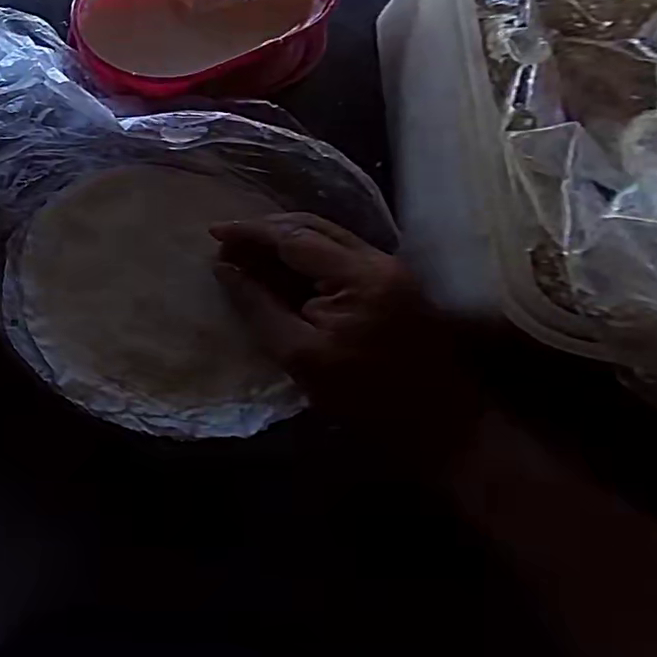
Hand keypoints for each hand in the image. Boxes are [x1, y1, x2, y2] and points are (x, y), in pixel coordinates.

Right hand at [211, 212, 479, 462]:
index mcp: (361, 278)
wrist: (444, 428)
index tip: (212, 232)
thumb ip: (256, 304)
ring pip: (324, 237)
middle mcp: (380, 263)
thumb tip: (222, 268)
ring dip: (281, 241)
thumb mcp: (297, 352)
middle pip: (312, 228)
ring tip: (244, 255)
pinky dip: (300, 255)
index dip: (249, 231)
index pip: (294, 237)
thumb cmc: (365, 395)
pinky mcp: (390, 287)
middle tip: (226, 245)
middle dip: (263, 231)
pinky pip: (335, 254)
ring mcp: (390, 273)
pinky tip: (276, 269)